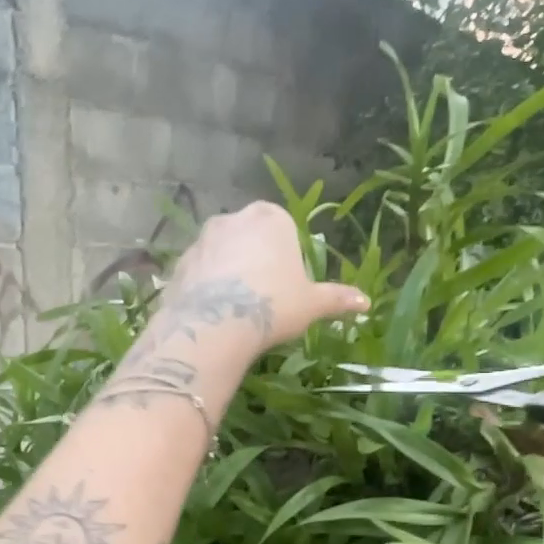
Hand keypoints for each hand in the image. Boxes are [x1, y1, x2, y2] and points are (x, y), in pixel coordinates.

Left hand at [148, 202, 369, 362]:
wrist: (215, 326)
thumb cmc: (273, 305)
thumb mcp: (311, 304)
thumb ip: (336, 299)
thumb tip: (365, 303)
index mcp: (270, 217)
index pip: (282, 229)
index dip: (285, 258)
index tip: (285, 287)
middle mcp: (232, 218)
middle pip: (248, 239)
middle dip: (253, 263)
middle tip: (260, 300)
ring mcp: (200, 240)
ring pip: (220, 255)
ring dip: (226, 275)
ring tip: (235, 311)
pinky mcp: (177, 265)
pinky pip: (197, 275)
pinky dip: (203, 289)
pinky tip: (211, 316)